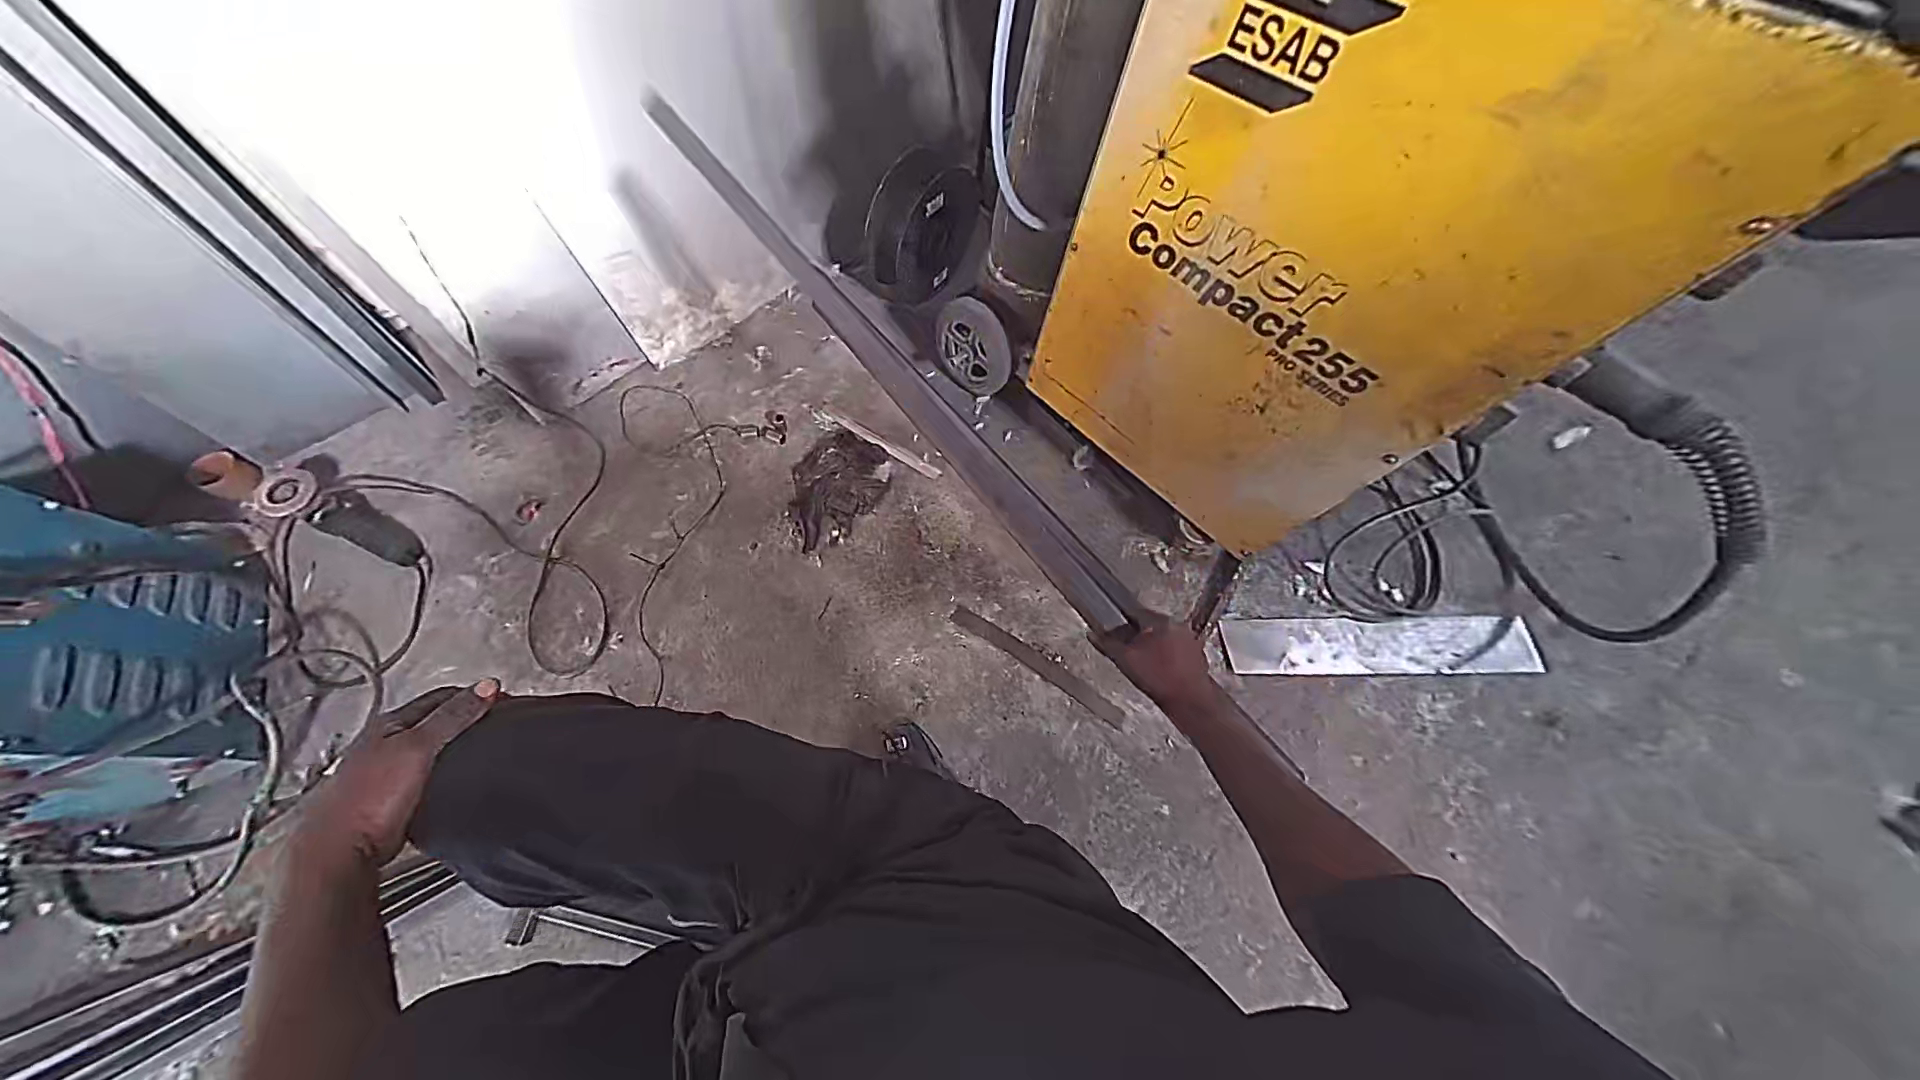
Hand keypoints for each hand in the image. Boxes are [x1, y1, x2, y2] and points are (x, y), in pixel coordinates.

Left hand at [290, 680, 499, 869]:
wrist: (340, 853)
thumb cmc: (368, 800)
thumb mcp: (419, 748)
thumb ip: (453, 716)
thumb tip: (486, 687)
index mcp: (388, 725)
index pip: (442, 697)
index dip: (475, 695)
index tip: (501, 698)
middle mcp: (383, 745)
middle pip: (434, 720)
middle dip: (466, 716)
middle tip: (495, 717)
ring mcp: (386, 772)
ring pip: (431, 746)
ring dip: (456, 743)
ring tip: (480, 743)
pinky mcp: (393, 798)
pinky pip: (430, 773)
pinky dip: (448, 768)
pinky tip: (457, 775)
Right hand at [1091, 614, 1219, 712]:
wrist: (1189, 701)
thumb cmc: (1160, 679)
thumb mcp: (1125, 660)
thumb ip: (1107, 644)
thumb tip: (1093, 634)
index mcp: (1160, 622)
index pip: (1135, 613)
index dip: (1121, 623)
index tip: (1115, 631)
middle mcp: (1177, 626)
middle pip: (1150, 624)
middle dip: (1137, 636)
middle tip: (1128, 652)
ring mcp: (1190, 640)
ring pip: (1164, 637)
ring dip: (1153, 646)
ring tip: (1144, 664)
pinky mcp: (1198, 654)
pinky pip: (1177, 649)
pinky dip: (1167, 656)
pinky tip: (1160, 671)